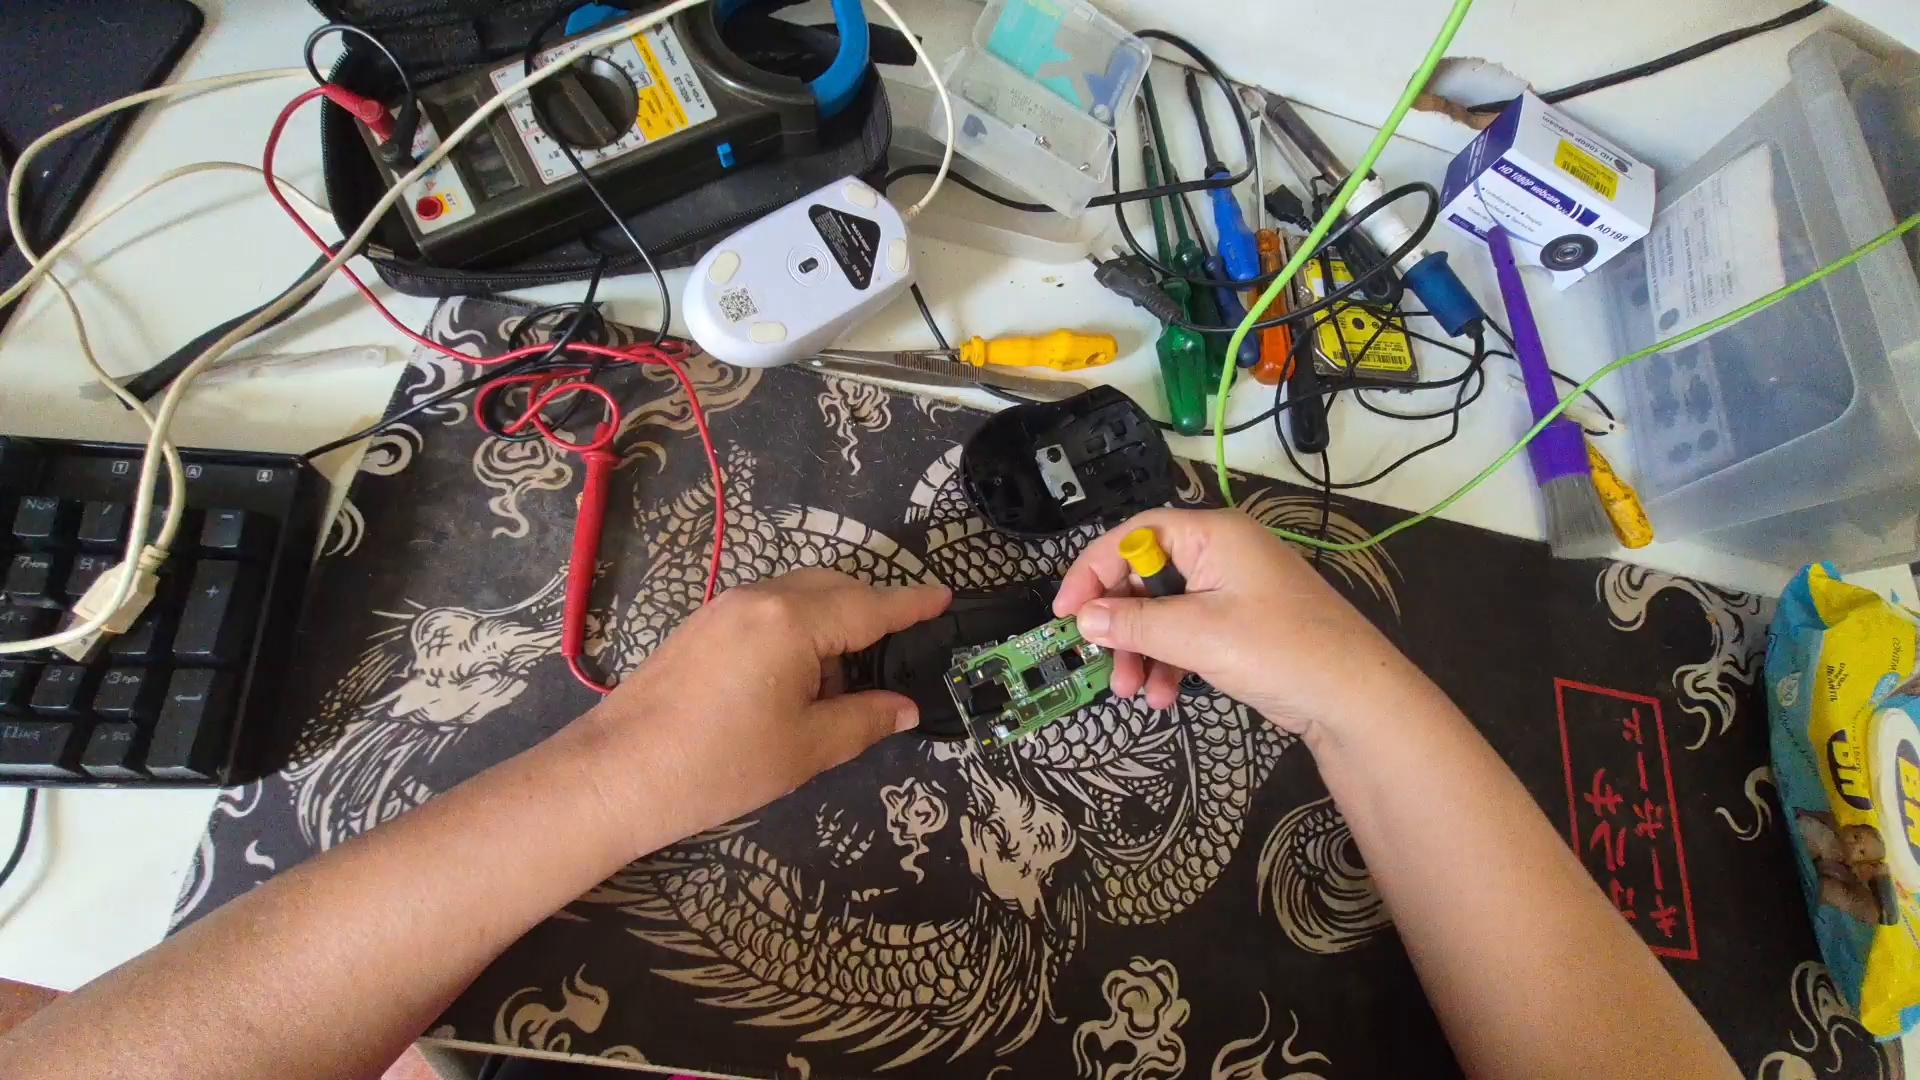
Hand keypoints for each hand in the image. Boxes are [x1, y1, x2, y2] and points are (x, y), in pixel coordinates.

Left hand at [566, 570, 950, 855]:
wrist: (614, 775)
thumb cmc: (719, 764)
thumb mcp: (806, 749)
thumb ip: (866, 719)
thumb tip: (907, 709)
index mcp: (792, 621)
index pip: (869, 606)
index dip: (911, 603)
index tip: (944, 595)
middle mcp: (761, 597)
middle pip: (835, 587)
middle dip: (872, 610)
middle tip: (897, 650)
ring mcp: (726, 605)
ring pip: (801, 593)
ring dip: (833, 620)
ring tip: (843, 676)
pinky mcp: (705, 622)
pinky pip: (771, 607)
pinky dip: (800, 626)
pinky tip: (797, 674)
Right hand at [1052, 508, 1431, 737]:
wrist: (1360, 701)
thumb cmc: (1280, 649)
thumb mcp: (1197, 634)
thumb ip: (1135, 623)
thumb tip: (1083, 618)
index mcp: (1212, 535)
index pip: (1134, 535)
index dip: (1093, 569)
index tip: (1066, 611)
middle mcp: (1219, 554)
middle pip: (1145, 576)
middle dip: (1121, 624)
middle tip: (1100, 659)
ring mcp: (1230, 590)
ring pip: (1163, 611)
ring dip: (1142, 651)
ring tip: (1133, 692)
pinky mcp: (1239, 624)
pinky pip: (1186, 633)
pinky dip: (1170, 661)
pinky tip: (1164, 696)